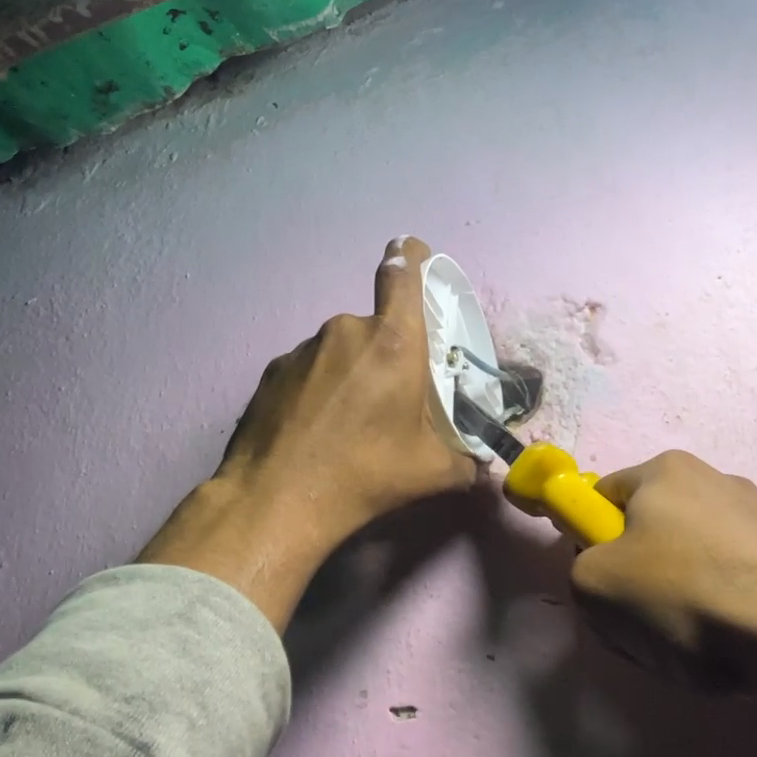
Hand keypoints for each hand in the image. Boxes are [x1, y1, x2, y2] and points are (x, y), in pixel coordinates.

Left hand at [139, 237, 476, 630]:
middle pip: (376, 327)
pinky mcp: (273, 371)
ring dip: (351, 374)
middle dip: (387, 355)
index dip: (411, 257)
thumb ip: (465, 461)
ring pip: (341, 351)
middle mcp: (346, 331)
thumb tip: (483, 467)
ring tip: (348, 424)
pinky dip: (318, 389)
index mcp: (392, 341)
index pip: (403, 274)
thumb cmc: (365, 473)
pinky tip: (315, 430)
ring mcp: (303, 348)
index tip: (414, 255)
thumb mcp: (430, 471)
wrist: (275, 500)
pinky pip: (309, 370)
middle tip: (390, 399)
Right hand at [568, 450, 756, 756]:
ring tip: (697, 654)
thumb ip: (579, 570)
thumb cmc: (689, 597)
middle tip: (645, 629)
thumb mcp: (595, 587)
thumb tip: (607, 573)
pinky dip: (729, 623)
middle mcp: (716, 481)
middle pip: (651, 535)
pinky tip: (738, 656)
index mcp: (664, 470)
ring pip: (695, 569)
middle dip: (641, 583)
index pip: (603, 497)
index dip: (591, 542)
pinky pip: (740, 591)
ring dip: (684, 610)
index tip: (604, 587)